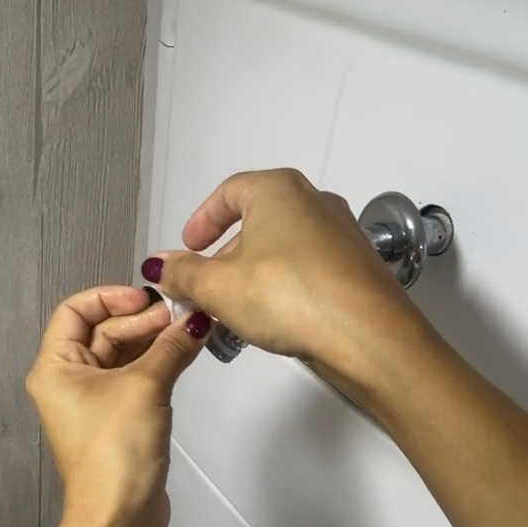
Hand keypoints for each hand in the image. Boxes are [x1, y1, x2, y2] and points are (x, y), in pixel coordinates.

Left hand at [27, 285, 207, 526]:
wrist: (118, 517)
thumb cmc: (117, 449)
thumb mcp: (145, 387)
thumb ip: (171, 347)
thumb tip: (198, 318)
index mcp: (56, 367)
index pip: (75, 310)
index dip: (111, 297)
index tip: (148, 298)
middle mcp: (68, 380)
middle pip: (102, 331)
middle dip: (141, 320)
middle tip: (180, 316)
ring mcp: (92, 402)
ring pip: (121, 355)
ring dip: (152, 340)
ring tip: (188, 331)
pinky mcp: (115, 419)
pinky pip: (132, 378)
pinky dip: (155, 363)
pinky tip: (183, 353)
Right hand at [143, 168, 428, 377]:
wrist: (367, 336)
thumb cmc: (288, 297)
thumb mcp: (218, 287)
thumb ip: (183, 274)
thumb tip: (160, 265)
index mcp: (278, 190)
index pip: (229, 192)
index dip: (202, 220)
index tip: (187, 248)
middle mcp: (314, 202)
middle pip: (256, 222)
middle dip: (223, 257)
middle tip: (204, 289)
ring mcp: (340, 235)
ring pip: (281, 249)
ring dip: (251, 276)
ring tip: (233, 312)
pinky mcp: (356, 269)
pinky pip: (306, 270)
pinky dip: (280, 287)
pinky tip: (271, 320)